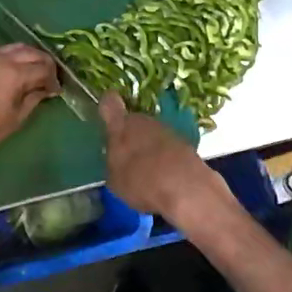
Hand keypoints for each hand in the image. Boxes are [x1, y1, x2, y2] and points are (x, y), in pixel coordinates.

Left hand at [0, 44, 58, 173]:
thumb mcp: (17, 116)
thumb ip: (35, 97)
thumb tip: (48, 88)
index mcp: (12, 73)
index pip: (42, 68)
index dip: (53, 79)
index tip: (57, 90)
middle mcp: (0, 58)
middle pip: (32, 52)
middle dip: (45, 64)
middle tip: (51, 80)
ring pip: (17, 48)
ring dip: (31, 57)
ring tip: (37, 74)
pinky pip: (4, 52)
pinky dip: (16, 57)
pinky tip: (21, 72)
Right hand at [98, 94, 227, 220]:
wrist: (184, 187)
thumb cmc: (140, 181)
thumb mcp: (114, 179)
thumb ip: (113, 163)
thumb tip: (115, 159)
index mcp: (120, 126)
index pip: (109, 104)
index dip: (108, 106)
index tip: (106, 113)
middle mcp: (143, 121)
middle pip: (133, 121)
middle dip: (130, 135)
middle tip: (127, 156)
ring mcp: (166, 130)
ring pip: (151, 133)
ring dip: (149, 146)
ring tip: (147, 170)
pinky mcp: (185, 143)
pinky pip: (168, 147)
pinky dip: (165, 157)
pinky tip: (165, 176)